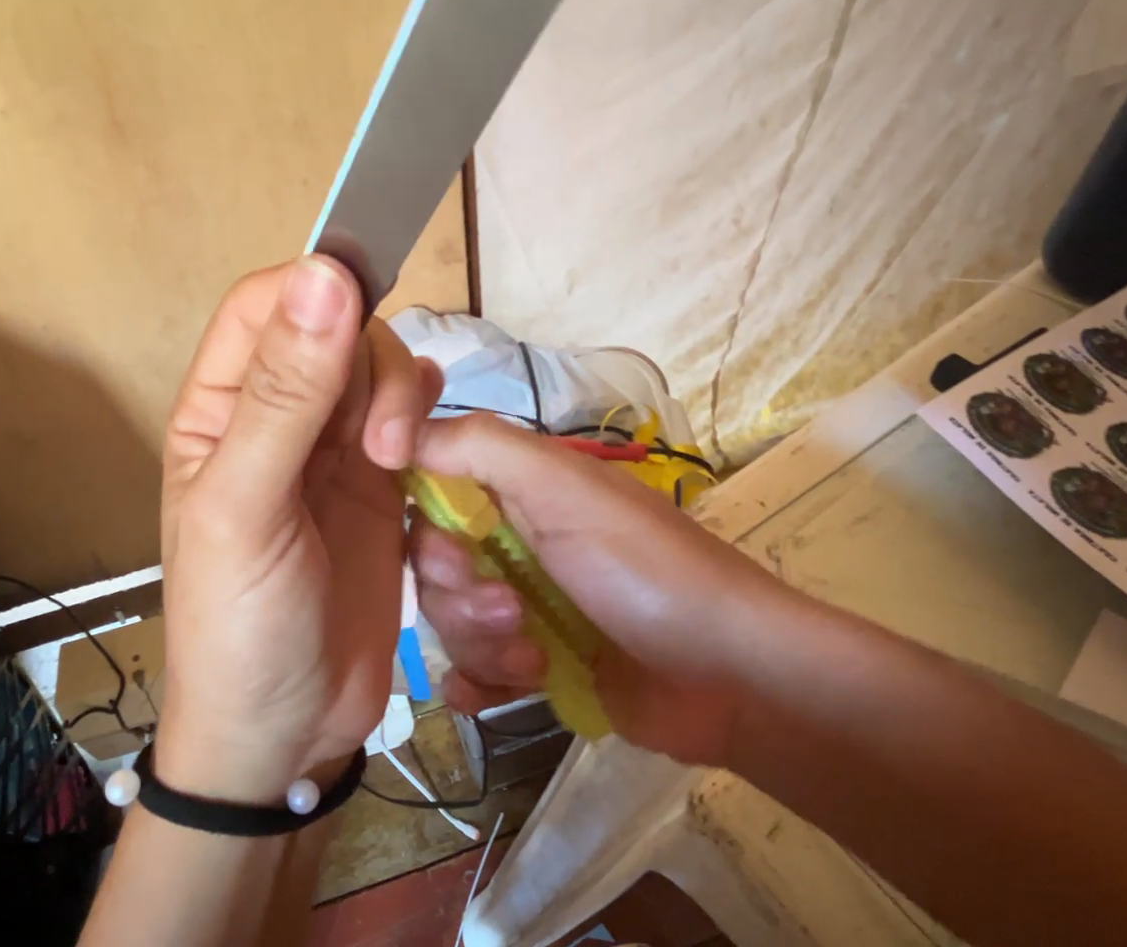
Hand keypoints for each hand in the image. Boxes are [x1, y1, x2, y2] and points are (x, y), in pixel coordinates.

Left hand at [157, 256, 440, 801]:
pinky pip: (410, 419)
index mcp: (218, 411)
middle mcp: (275, 418)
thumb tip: (327, 273)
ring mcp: (331, 453)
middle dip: (370, 366)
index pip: (266, 306)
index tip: (362, 318)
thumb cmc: (241, 627)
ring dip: (402, 396)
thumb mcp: (247, 509)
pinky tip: (427, 447)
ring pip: (378, 371)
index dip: (316, 293)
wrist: (287, 733)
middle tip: (382, 446)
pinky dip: (426, 418)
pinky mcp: (380, 488)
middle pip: (336, 331)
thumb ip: (285, 396)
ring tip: (401, 462)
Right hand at [410, 415, 775, 765]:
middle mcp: (517, 542)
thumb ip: (480, 447)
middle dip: (462, 599)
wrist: (729, 676)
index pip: (433, 496)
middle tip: (514, 611)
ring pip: (452, 624)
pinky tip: (509, 692)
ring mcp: (527, 607)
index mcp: (522, 491)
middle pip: (435, 569)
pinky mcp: (537, 666)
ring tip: (537, 659)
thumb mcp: (564, 488)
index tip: (457, 560)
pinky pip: (473, 674)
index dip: (427, 532)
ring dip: (485, 646)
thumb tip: (397, 434)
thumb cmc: (645, 570)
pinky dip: (480, 686)